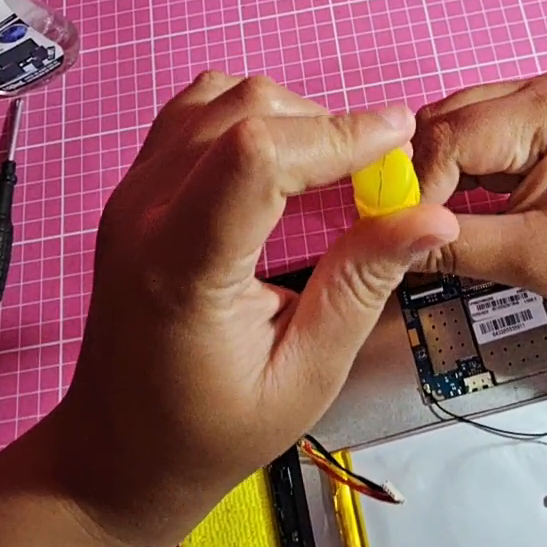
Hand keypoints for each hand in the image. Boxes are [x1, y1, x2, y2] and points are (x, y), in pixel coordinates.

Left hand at [43, 73, 459, 546]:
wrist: (116, 450)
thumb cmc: (208, 431)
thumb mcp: (304, 376)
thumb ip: (363, 284)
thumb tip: (430, 217)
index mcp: (181, 266)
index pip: (256, 158)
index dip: (338, 135)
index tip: (399, 143)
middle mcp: (143, 210)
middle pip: (243, 112)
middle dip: (327, 126)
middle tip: (382, 168)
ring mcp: (131, 190)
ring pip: (220, 96)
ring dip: (290, 114)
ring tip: (335, 163)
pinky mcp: (135, 185)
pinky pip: (195, 110)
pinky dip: (250, 114)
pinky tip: (282, 156)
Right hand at [411, 74, 546, 334]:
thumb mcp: (528, 258)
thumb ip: (451, 244)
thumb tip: (388, 240)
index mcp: (546, 112)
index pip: (449, 137)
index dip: (415, 186)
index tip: (395, 231)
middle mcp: (539, 91)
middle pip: (443, 122)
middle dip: (419, 175)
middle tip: (403, 227)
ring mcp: (537, 102)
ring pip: (451, 126)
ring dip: (434, 171)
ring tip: (426, 219)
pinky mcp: (534, 121)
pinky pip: (473, 135)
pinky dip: (454, 170)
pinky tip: (452, 204)